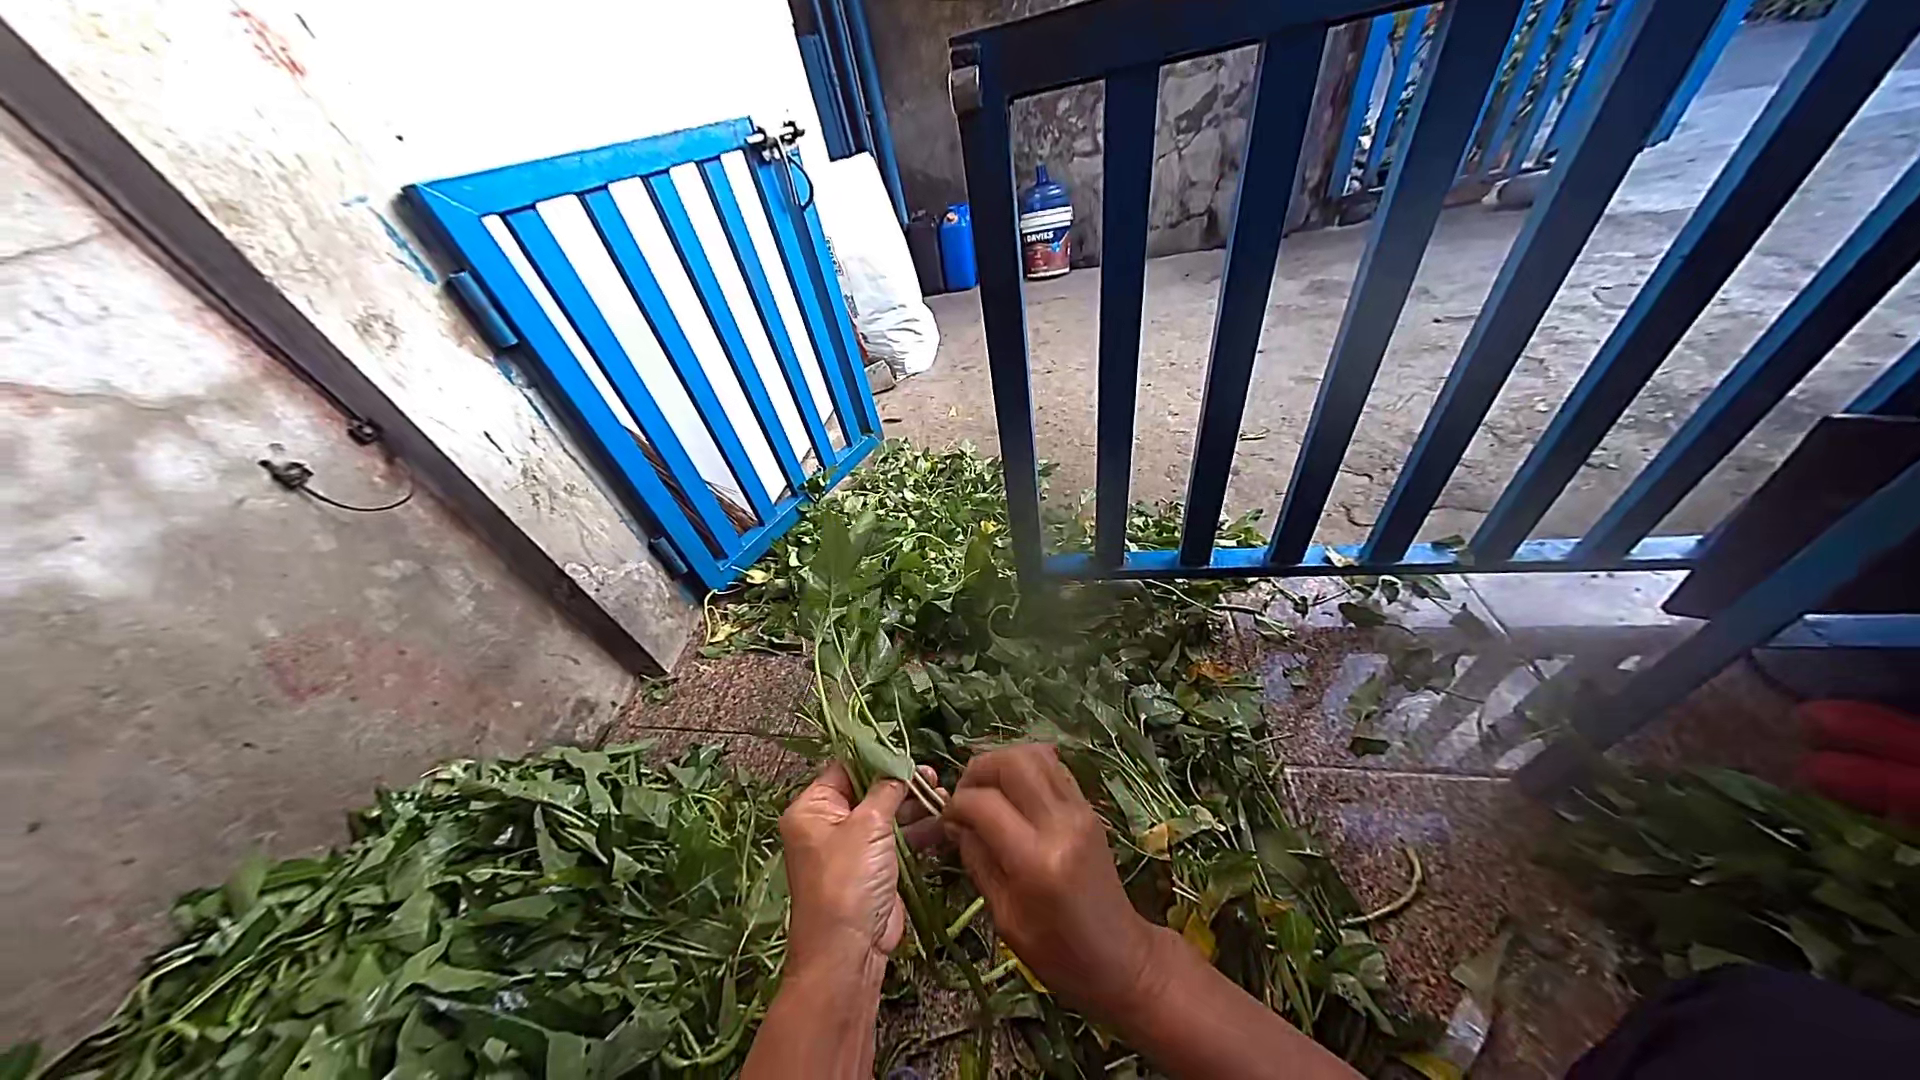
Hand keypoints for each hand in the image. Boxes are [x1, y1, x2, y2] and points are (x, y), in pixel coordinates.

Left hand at [778, 761, 945, 980]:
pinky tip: (942, 821)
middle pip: (868, 789)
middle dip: (901, 782)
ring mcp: (852, 847)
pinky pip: (896, 839)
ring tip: (943, 795)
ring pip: (886, 814)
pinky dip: (917, 830)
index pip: (845, 767)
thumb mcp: (867, 824)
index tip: (908, 752)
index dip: (876, 757)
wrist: (849, 951)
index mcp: (812, 808)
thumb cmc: (848, 880)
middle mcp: (828, 823)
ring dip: (914, 805)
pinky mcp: (873, 867)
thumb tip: (899, 765)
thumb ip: (886, 788)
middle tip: (932, 776)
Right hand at [942, 743, 1165, 1020]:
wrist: (1121, 957)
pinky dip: (1026, 768)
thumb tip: (955, 823)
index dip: (955, 805)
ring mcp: (1079, 810)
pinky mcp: (1089, 807)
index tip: (946, 818)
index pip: (984, 803)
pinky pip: (1053, 767)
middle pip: (1012, 762)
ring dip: (1002, 762)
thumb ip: (977, 861)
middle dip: (978, 770)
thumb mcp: (1004, 918)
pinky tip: (1014, 792)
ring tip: (987, 789)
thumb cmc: (1058, 952)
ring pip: (1034, 754)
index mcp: (1036, 860)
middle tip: (965, 794)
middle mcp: (1060, 824)